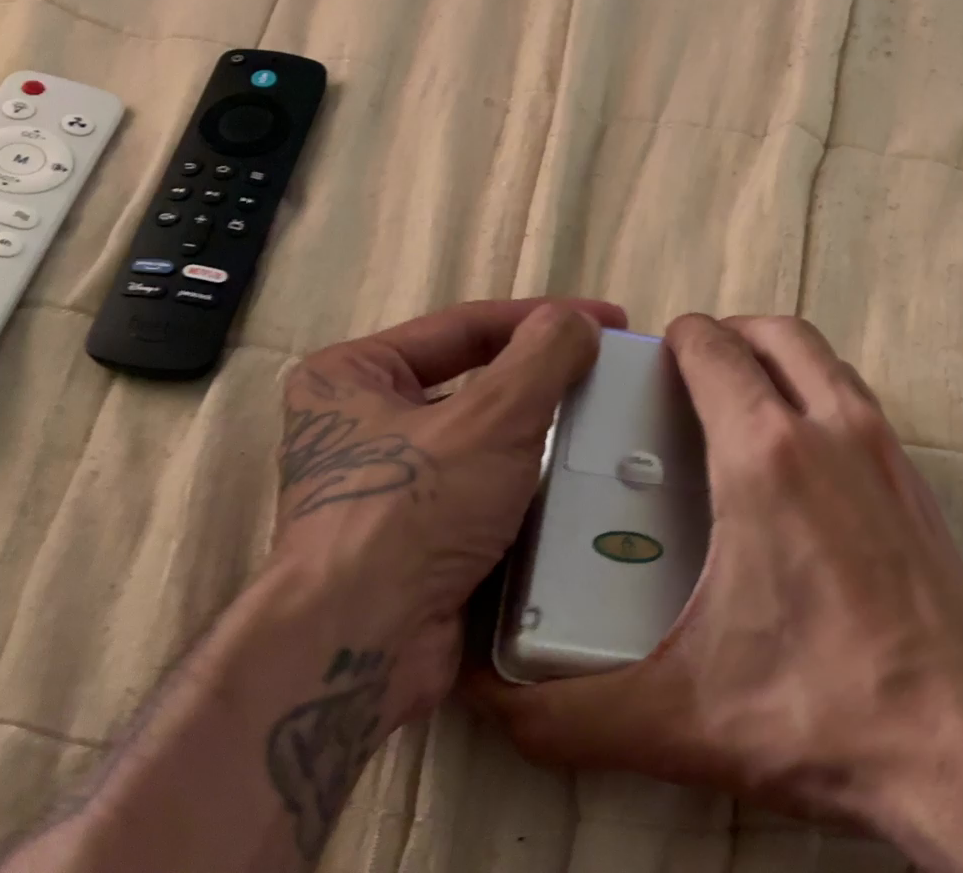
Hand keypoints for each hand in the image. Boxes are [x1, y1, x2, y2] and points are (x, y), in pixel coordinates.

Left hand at [269, 297, 624, 722]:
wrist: (366, 644)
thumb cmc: (413, 511)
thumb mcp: (491, 417)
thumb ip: (543, 357)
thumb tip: (580, 324)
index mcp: (353, 378)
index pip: (466, 327)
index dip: (544, 318)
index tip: (610, 321)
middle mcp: (362, 427)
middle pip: (478, 385)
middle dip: (545, 382)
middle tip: (609, 377)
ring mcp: (390, 489)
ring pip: (489, 444)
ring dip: (545, 438)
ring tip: (608, 431)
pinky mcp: (419, 540)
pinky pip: (491, 494)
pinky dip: (534, 488)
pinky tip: (583, 488)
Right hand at [468, 314, 962, 815]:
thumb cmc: (830, 713)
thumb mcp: (678, 716)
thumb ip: (567, 713)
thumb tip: (498, 706)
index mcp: (768, 458)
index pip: (714, 351)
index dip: (675, 341)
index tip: (645, 363)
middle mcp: (836, 433)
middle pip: (778, 334)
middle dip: (729, 336)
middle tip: (688, 375)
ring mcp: (887, 454)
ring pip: (827, 362)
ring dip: (780, 361)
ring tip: (738, 408)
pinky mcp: (918, 487)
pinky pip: (860, 407)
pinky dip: (822, 400)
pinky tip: (797, 467)